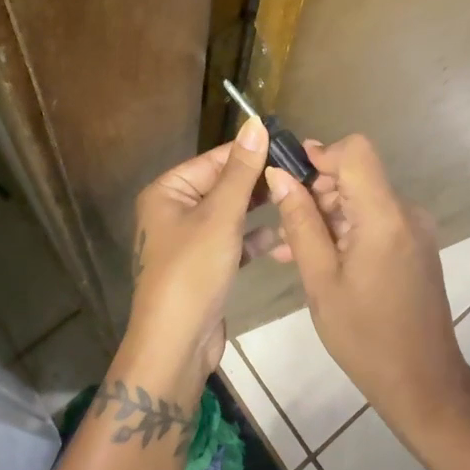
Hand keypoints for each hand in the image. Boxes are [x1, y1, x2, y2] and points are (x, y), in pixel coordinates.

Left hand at [122, 118, 273, 383]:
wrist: (176, 345)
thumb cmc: (193, 271)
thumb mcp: (220, 216)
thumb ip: (241, 171)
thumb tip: (255, 123)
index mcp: (167, 191)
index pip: (214, 160)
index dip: (250, 153)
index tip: (291, 148)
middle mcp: (173, 210)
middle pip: (222, 186)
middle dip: (259, 185)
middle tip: (302, 178)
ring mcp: (188, 241)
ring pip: (230, 215)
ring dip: (260, 213)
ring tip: (298, 204)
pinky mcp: (204, 267)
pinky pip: (232, 243)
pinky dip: (254, 240)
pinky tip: (282, 240)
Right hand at [265, 136, 468, 433]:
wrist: (424, 385)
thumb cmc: (366, 336)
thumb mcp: (320, 280)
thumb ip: (300, 222)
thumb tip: (277, 175)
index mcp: (385, 216)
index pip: (355, 151)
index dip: (320, 155)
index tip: (288, 177)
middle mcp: (405, 213)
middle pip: (355, 174)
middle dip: (316, 190)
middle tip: (283, 222)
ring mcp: (413, 230)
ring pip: (361, 198)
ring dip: (325, 213)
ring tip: (290, 246)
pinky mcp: (414, 247)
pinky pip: (373, 221)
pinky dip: (344, 230)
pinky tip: (314, 256)